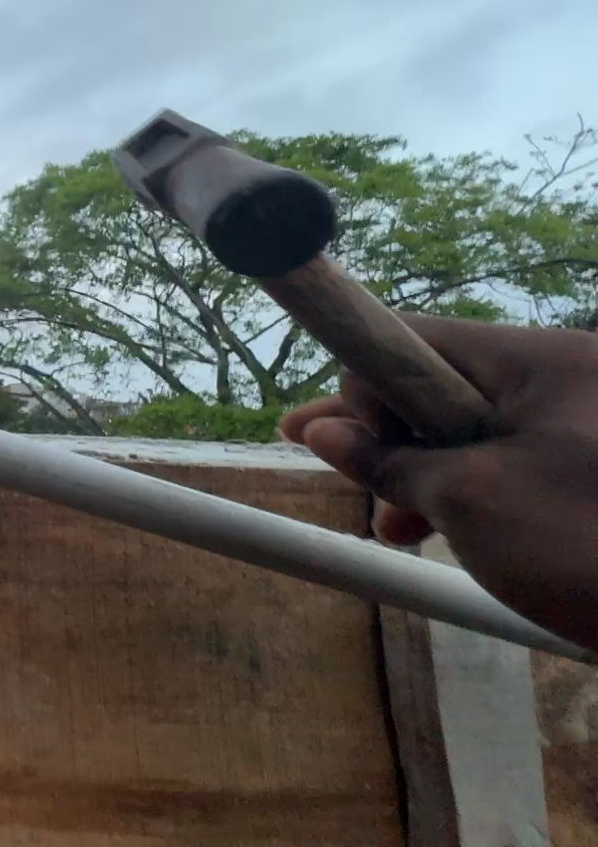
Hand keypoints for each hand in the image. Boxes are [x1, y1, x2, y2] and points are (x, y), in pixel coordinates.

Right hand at [279, 315, 597, 648]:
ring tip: (395, 526)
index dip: (362, 388)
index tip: (342, 443)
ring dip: (425, 472)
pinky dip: (476, 487)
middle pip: (440, 386)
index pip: (411, 341)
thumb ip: (382, 460)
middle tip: (330, 465)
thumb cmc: (597, 551)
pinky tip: (448, 526)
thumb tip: (321, 432)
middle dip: (383, 436)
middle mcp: (578, 378)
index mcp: (547, 362)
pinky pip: (520, 457)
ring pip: (477, 429)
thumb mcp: (466, 502)